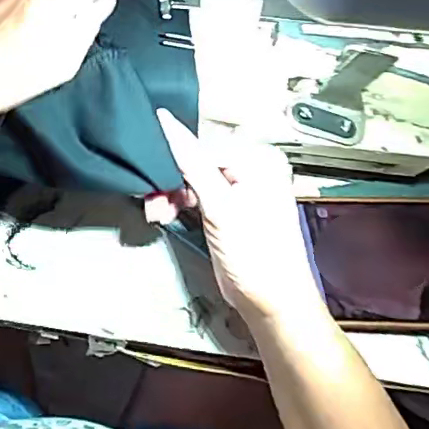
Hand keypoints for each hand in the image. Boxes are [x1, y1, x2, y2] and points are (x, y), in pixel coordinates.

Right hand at [153, 111, 326, 324]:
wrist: (273, 305)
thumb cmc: (258, 260)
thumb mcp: (219, 206)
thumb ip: (192, 162)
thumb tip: (168, 123)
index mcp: (260, 160)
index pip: (203, 145)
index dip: (174, 162)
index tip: (154, 178)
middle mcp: (255, 169)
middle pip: (197, 162)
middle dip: (172, 182)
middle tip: (156, 201)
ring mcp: (243, 190)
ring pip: (193, 178)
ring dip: (172, 194)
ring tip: (160, 211)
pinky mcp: (231, 208)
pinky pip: (198, 193)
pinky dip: (181, 204)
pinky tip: (169, 213)